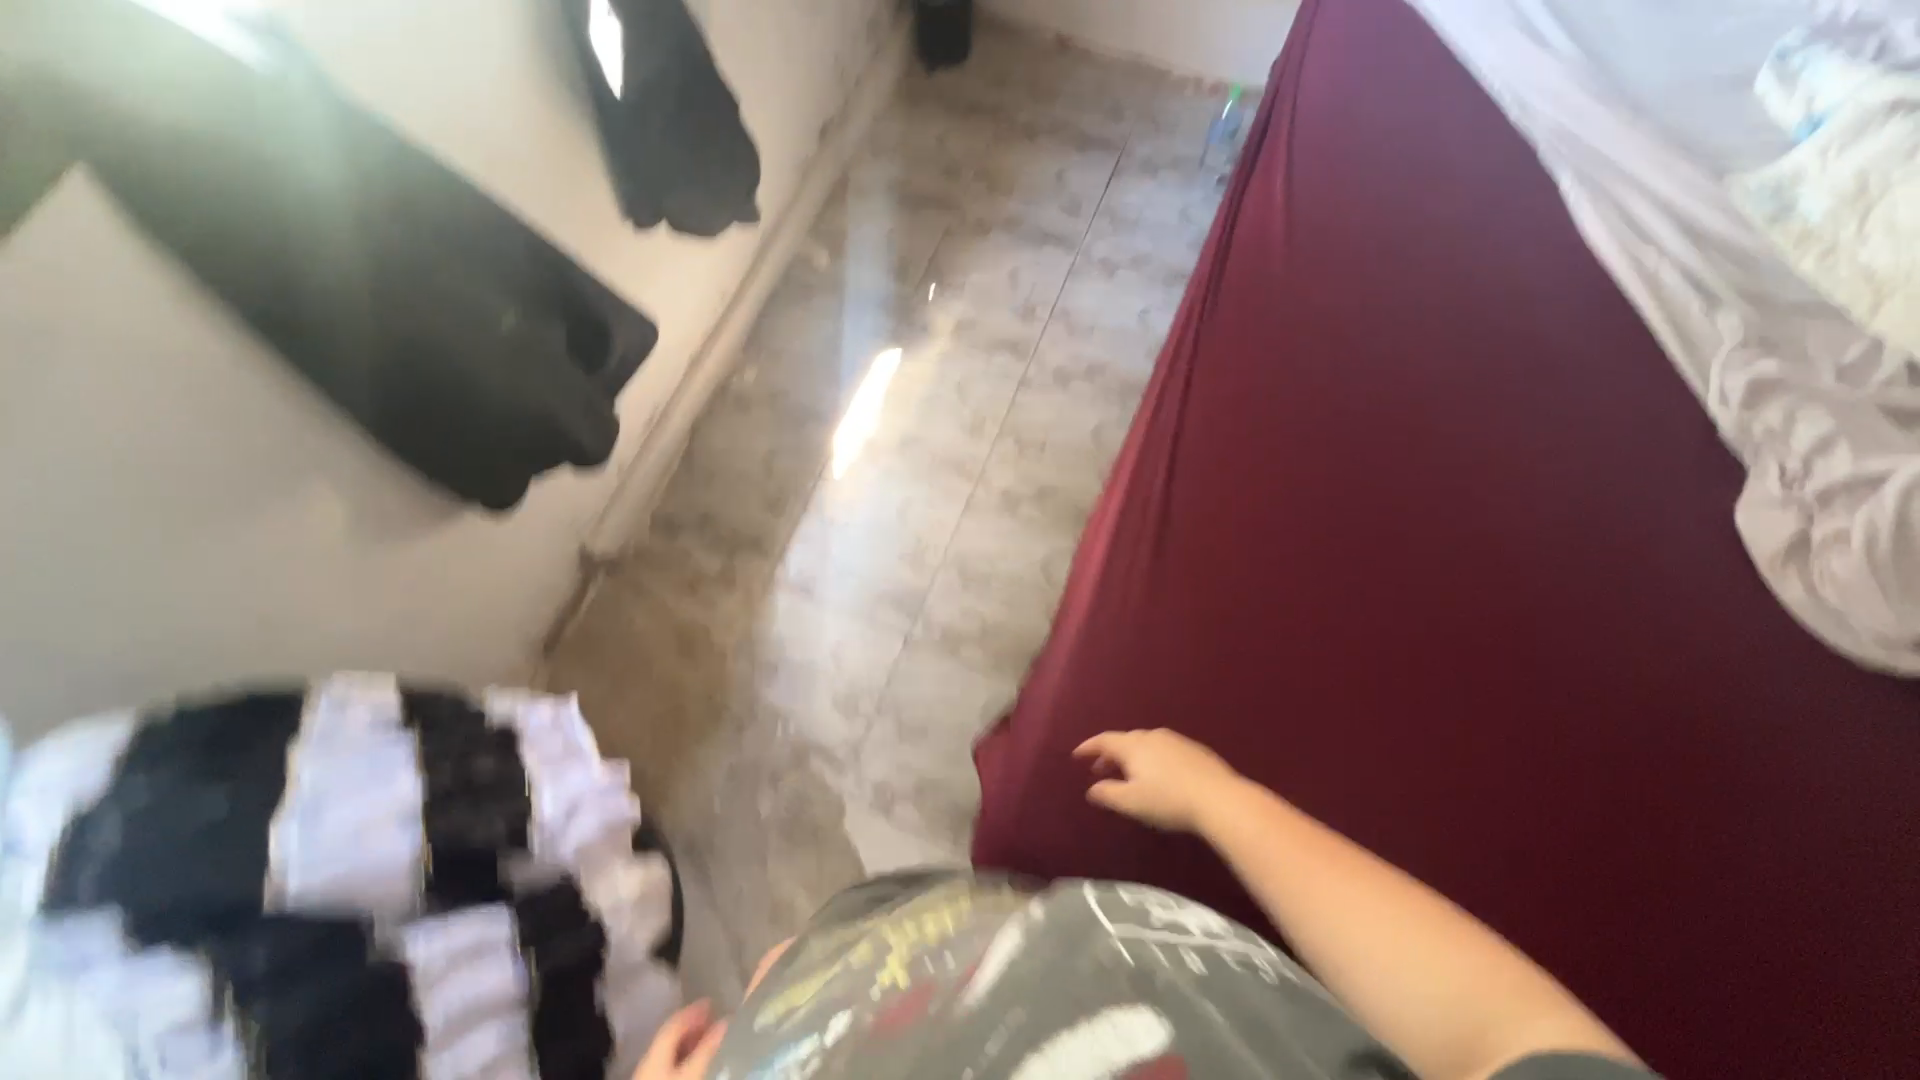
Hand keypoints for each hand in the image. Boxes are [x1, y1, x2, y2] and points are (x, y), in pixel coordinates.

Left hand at [634, 1000, 726, 1079]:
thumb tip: (726, 1021)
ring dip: (692, 1044)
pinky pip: (673, 1067)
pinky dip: (688, 1060)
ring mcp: (650, 1076)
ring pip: (672, 1053)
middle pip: (673, 1037)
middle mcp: (650, 1061)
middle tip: (716, 1022)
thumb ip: (708, 1048)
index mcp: (656, 1052)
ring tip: (712, 1043)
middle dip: (695, 1027)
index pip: (674, 1022)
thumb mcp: (692, 1072)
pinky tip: (699, 1065)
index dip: (693, 1010)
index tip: (713, 1002)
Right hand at [1073, 729, 1243, 833]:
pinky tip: (1159, 776)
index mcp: (1134, 746)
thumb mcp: (1131, 802)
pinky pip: (1164, 750)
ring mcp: (1176, 741)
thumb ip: (1107, 794)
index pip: (1104, 740)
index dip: (1088, 747)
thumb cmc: (1169, 801)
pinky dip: (1152, 759)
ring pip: (1146, 744)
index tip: (1076, 756)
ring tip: (1129, 774)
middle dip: (1110, 754)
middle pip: (1125, 741)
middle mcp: (1153, 736)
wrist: (1220, 799)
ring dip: (1132, 757)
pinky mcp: (1195, 751)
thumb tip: (1091, 789)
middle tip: (1101, 770)